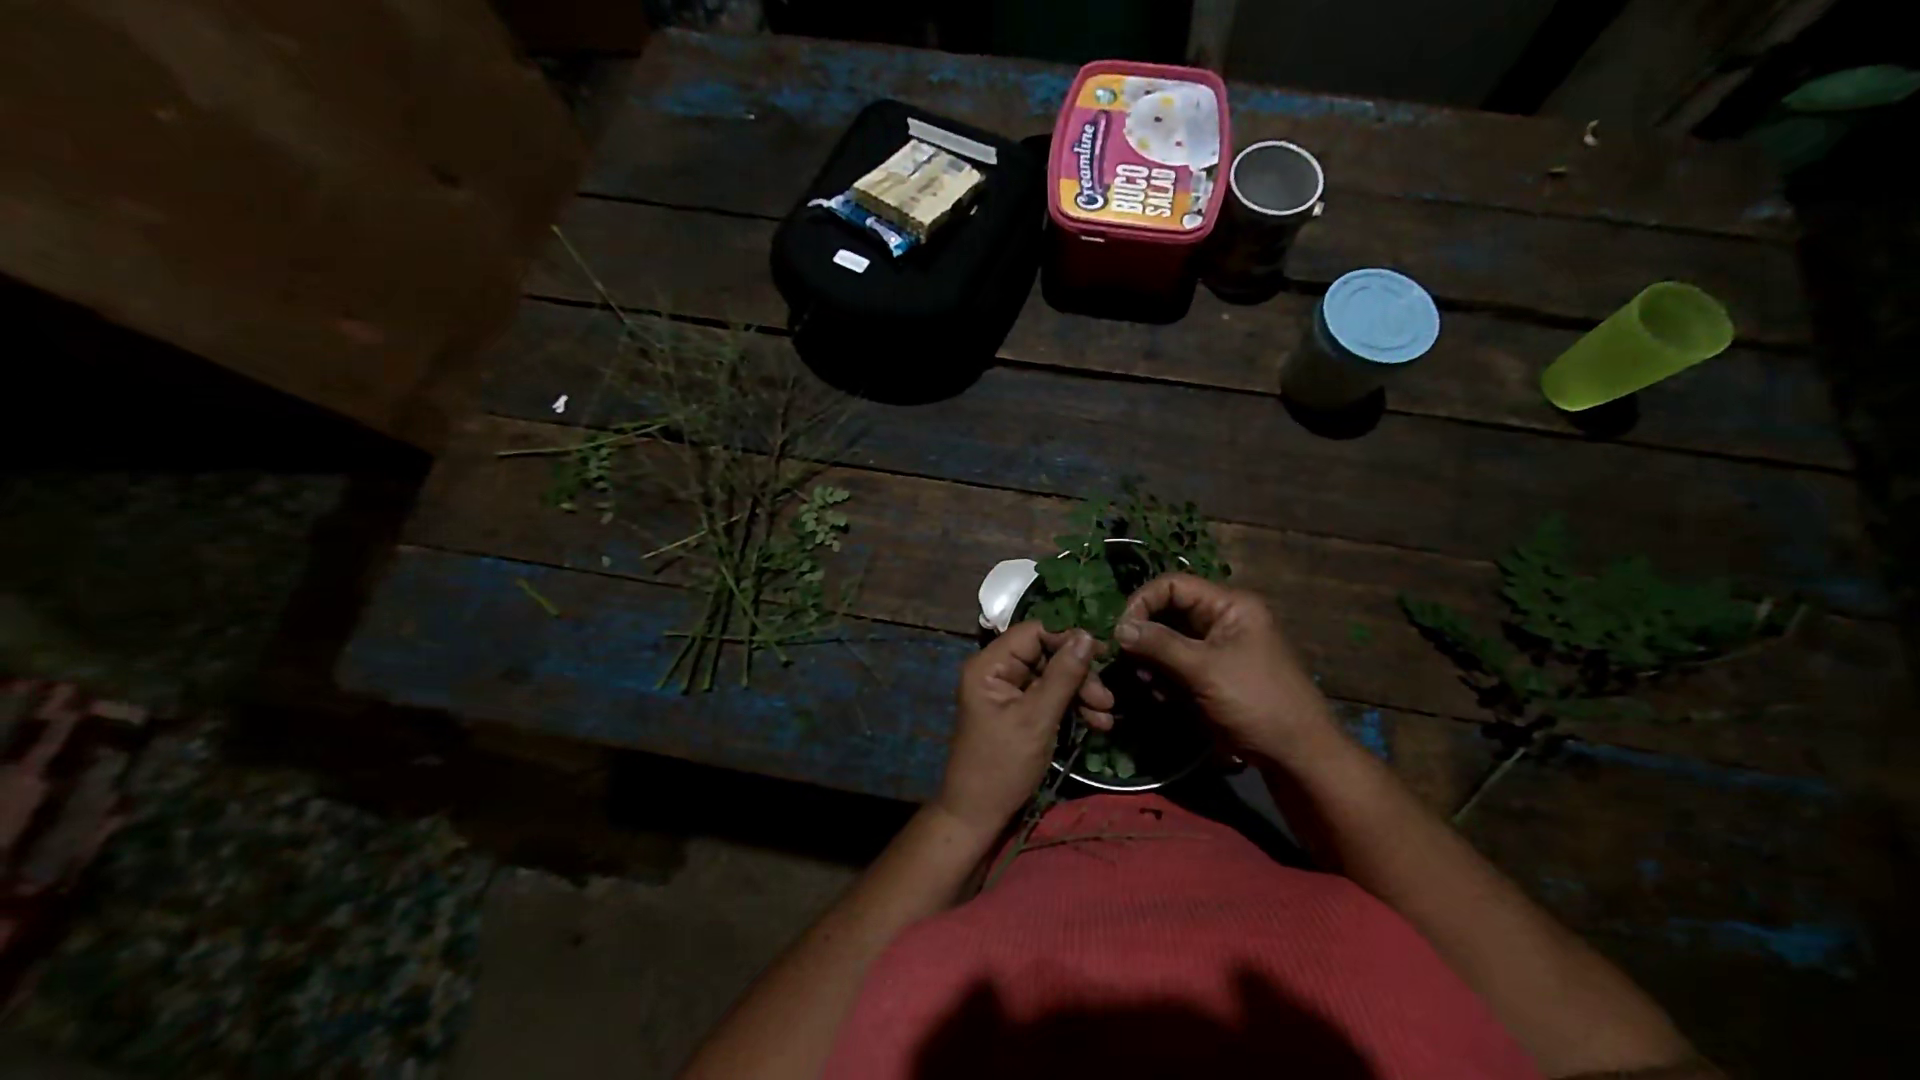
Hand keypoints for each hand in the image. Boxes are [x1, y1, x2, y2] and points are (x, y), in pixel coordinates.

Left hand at [937, 622, 1113, 836]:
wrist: (978, 814)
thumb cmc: (1002, 765)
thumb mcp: (1037, 718)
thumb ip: (1063, 676)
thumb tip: (1087, 636)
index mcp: (989, 665)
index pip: (1034, 632)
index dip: (1067, 640)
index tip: (1100, 655)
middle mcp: (997, 671)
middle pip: (1046, 655)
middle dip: (1079, 674)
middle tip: (1106, 699)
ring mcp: (1008, 693)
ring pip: (1052, 677)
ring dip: (1081, 693)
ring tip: (1105, 716)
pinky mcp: (1019, 712)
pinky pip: (1049, 698)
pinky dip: (1072, 708)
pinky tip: (1095, 723)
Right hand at [1113, 573, 1330, 757]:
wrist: (1295, 755)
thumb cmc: (1256, 702)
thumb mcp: (1204, 670)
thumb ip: (1160, 645)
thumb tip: (1118, 628)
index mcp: (1229, 606)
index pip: (1172, 586)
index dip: (1142, 602)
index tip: (1120, 631)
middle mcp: (1221, 620)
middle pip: (1167, 613)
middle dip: (1145, 637)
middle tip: (1130, 663)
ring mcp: (1216, 649)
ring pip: (1167, 641)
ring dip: (1151, 661)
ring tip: (1149, 685)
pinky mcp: (1210, 674)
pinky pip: (1175, 665)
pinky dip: (1163, 678)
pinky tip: (1162, 697)